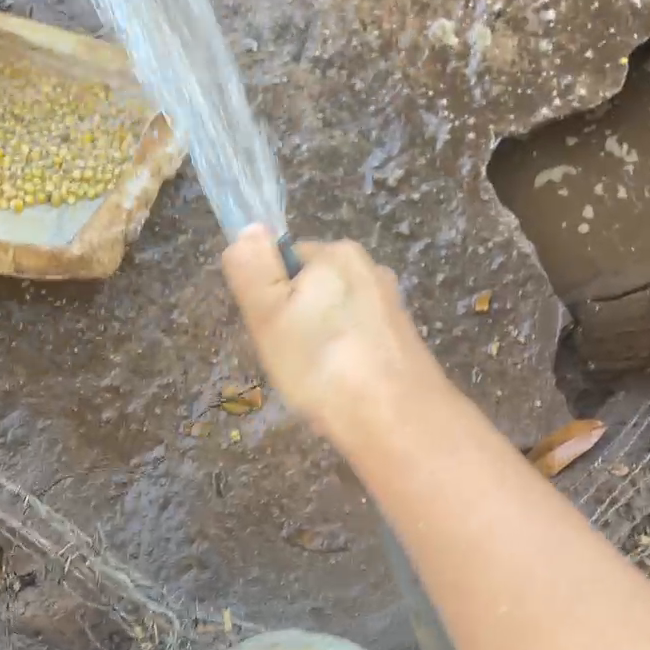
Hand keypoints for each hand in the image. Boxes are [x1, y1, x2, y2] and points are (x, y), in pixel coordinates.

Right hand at [221, 225, 446, 440]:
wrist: (397, 421)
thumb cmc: (322, 364)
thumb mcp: (268, 314)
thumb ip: (252, 268)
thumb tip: (248, 228)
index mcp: (337, 253)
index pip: (284, 261)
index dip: (268, 297)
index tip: (270, 331)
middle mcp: (369, 269)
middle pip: (309, 289)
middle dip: (293, 322)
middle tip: (288, 358)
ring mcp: (389, 305)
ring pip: (332, 318)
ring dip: (317, 344)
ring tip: (315, 379)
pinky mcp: (402, 339)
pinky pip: (355, 341)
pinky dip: (342, 360)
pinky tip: (340, 387)